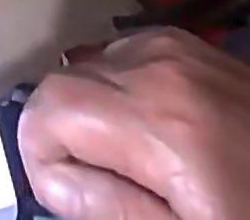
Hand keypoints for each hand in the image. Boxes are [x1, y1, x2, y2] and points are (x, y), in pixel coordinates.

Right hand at [18, 28, 249, 219]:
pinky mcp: (205, 49)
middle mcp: (161, 58)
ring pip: (94, 69)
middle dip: (71, 142)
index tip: (79, 205)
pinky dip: (128, 100)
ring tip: (149, 176)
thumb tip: (55, 181)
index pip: (46, 105)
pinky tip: (171, 147)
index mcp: (158, 115)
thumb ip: (112, 210)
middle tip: (121, 200)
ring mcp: (185, 46)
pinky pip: (132, 61)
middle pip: (65, 82)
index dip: (44, 161)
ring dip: (99, 121)